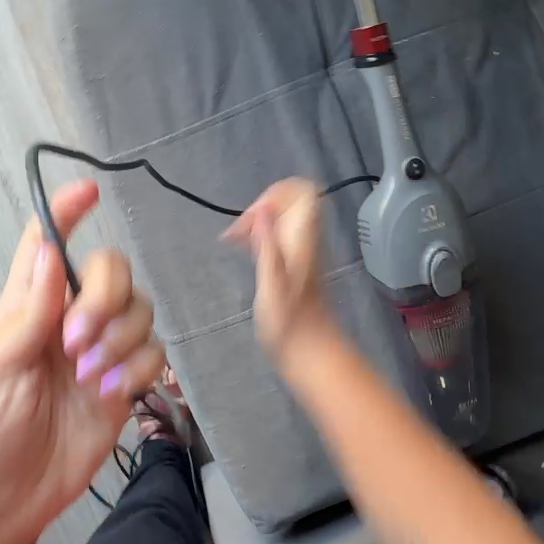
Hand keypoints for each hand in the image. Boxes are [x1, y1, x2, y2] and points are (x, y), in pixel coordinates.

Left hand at [0, 180, 164, 543]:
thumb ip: (29, 312)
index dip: (65, 212)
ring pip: (140, 309)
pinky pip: (154, 352)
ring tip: (90, 378)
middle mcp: (69, 317)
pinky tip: (113, 393)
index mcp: (27, 305)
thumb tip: (53, 249)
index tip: (90, 190)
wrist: (1, 502)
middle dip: (106, 297)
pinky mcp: (124, 382)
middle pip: (112, 269)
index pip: (48, 243)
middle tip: (77, 342)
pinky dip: (141, 367)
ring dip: (122, 338)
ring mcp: (100, 349)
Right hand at [223, 178, 338, 369]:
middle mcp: (305, 238)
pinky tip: (242, 248)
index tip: (255, 215)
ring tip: (235, 240)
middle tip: (239, 233)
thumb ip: (268, 246)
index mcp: (304, 238)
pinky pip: (276, 233)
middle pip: (288, 201)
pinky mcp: (292, 262)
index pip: (304, 192)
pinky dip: (258, 234)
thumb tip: (264, 210)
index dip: (277, 193)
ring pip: (280, 217)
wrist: (308, 351)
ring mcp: (300, 250)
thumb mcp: (273, 284)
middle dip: (260, 207)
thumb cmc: (288, 324)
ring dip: (256, 222)